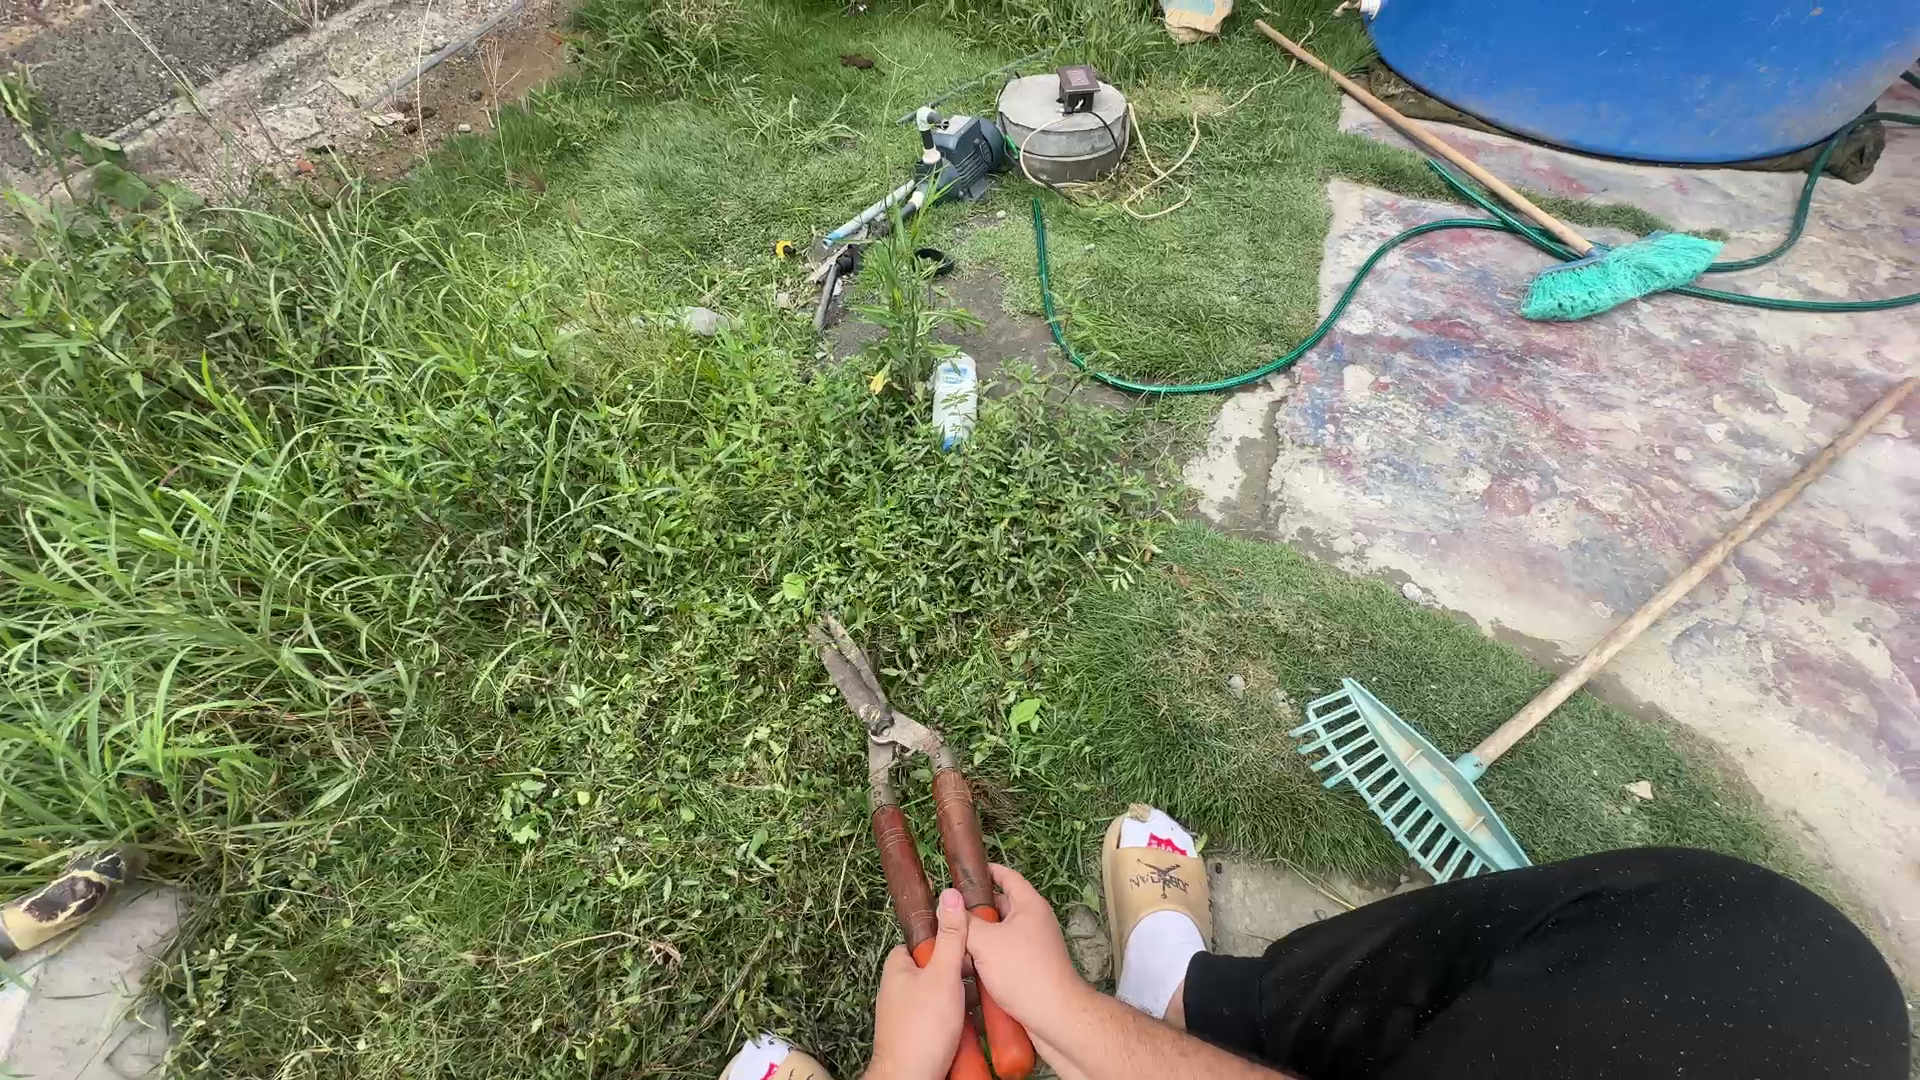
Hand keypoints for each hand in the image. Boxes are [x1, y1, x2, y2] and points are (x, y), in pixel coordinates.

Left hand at [868, 888, 968, 1079]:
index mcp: (897, 966)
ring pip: (941, 997)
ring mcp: (905, 1015)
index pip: (925, 940)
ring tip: (981, 1005)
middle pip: (936, 969)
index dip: (947, 941)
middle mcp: (898, 988)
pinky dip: (955, 1023)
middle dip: (959, 976)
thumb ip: (950, 936)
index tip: (969, 946)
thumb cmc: (923, 1029)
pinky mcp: (915, 1037)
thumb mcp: (942, 974)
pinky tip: (972, 1028)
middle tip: (978, 980)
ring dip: (961, 1002)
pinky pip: (940, 1021)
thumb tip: (951, 894)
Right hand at [963, 864, 1089, 1033]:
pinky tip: (966, 967)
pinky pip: (1004, 955)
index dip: (986, 871)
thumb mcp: (986, 942)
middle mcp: (1034, 920)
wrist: (1054, 1018)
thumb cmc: (1022, 971)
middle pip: (1000, 907)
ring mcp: (1033, 946)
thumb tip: (947, 904)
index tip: (963, 871)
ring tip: (952, 940)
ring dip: (979, 937)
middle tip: (948, 913)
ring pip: (1000, 934)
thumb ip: (965, 921)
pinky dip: (987, 957)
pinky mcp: (1030, 969)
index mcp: (1029, 904)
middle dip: (975, 910)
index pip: (1007, 876)